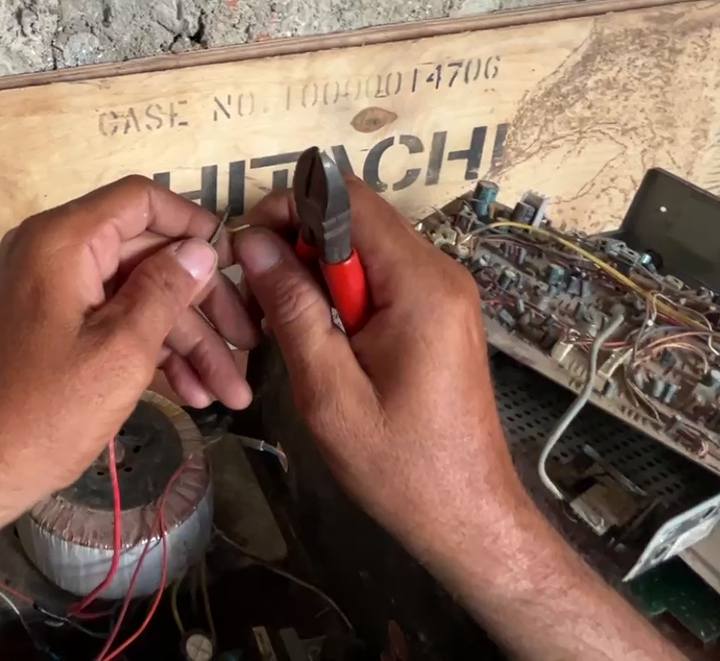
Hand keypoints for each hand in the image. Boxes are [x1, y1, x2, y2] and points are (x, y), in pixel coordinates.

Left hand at [0, 176, 251, 521]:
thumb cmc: (41, 412)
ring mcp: (49, 288)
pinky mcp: (50, 323)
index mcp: (62, 239)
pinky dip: (146, 347)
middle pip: (143, 252)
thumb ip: (164, 291)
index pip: (139, 200)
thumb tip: (201, 248)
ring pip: (132, 293)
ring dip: (182, 337)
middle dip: (200, 301)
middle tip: (248, 344)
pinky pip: (107, 317)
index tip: (236, 261)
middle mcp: (52, 250)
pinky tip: (190, 392)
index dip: (192, 223)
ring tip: (229, 392)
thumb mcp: (118, 352)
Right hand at [231, 178, 531, 562]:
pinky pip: (375, 272)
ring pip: (359, 243)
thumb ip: (291, 308)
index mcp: (420, 285)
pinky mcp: (435, 310)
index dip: (290, 206)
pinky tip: (315, 330)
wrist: (469, 519)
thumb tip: (252, 241)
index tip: (250, 246)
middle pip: (353, 217)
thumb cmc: (401, 465)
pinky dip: (335, 287)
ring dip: (312, 266)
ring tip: (280, 316)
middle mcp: (438, 272)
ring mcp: (441, 291)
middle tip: (257, 290)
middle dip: (296, 240)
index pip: (346, 200)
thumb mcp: (329, 391)